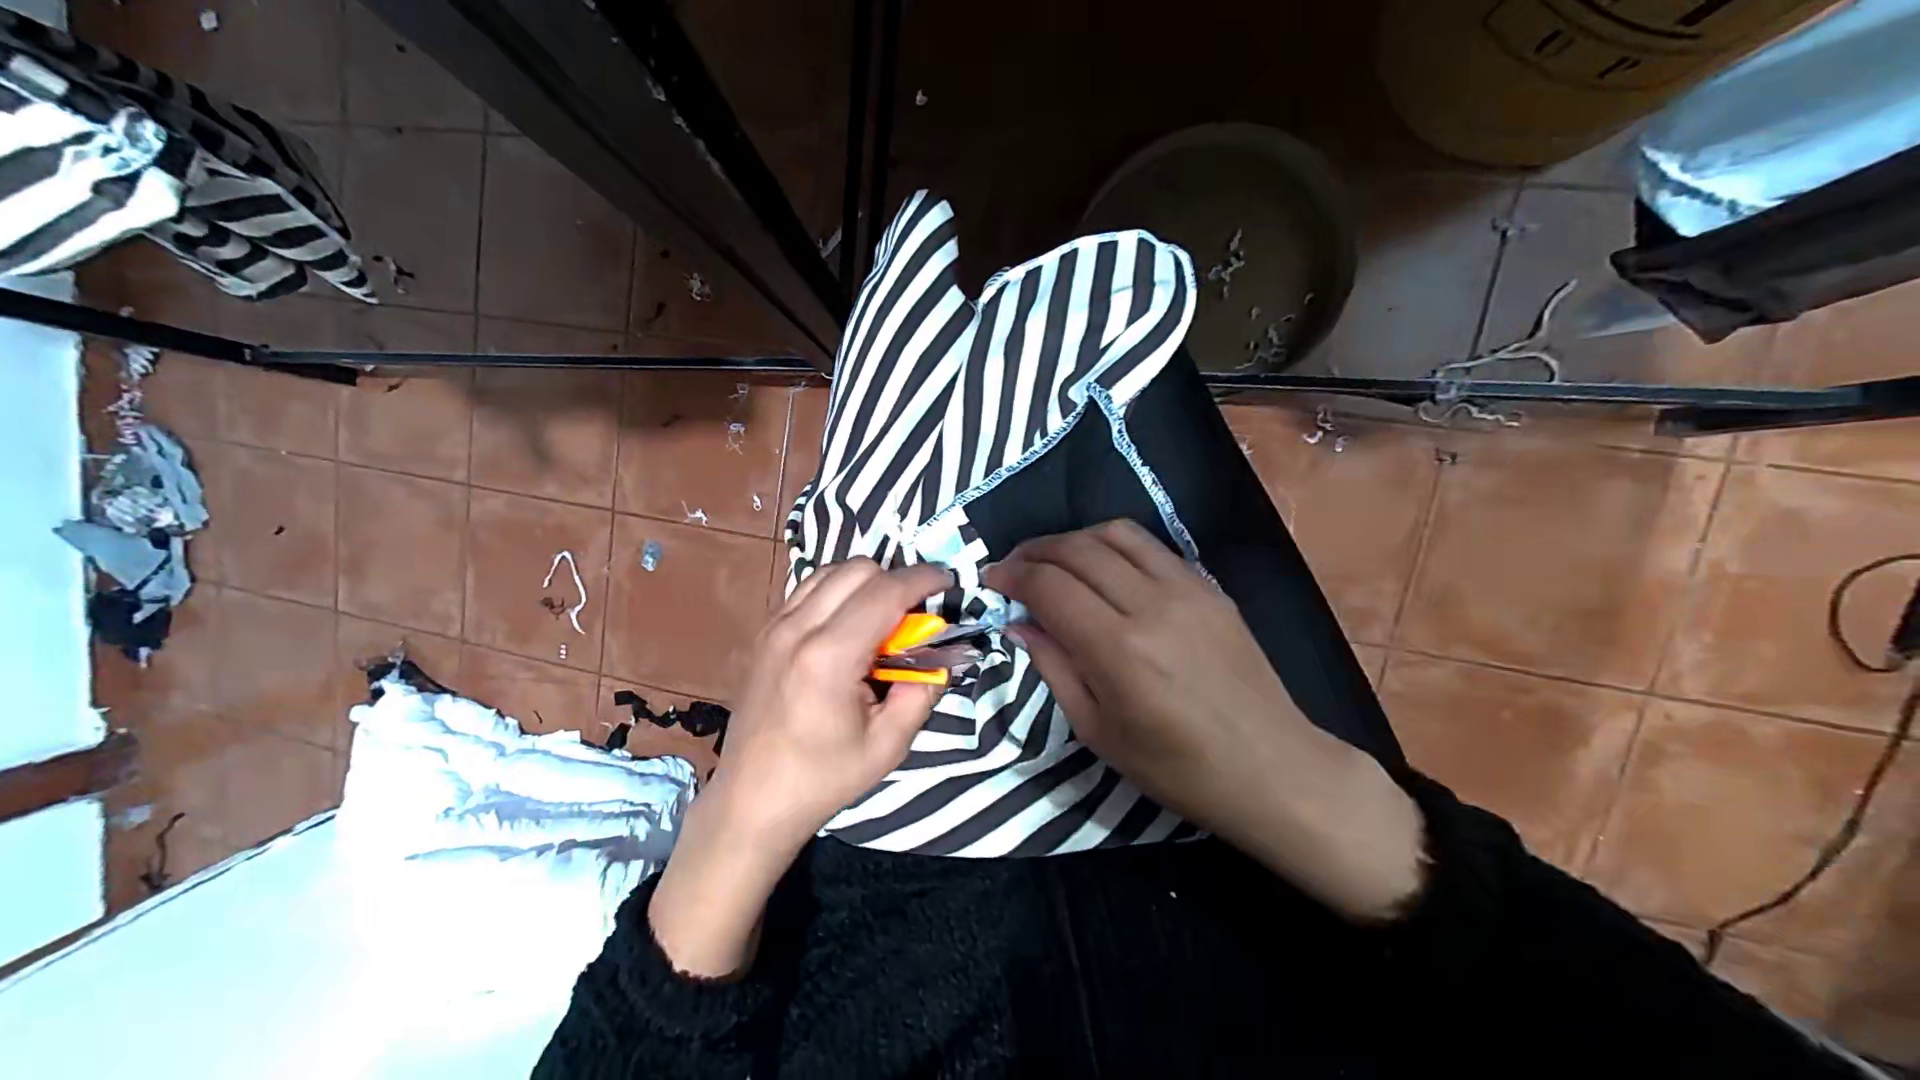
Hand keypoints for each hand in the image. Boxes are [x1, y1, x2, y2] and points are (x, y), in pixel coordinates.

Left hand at [649, 558, 950, 976]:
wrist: (751, 799)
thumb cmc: (823, 779)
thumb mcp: (889, 745)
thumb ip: (922, 691)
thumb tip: (944, 653)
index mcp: (829, 657)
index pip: (885, 592)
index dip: (923, 579)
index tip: (947, 583)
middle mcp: (797, 629)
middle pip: (857, 569)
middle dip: (895, 580)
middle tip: (915, 613)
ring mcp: (774, 627)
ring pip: (830, 572)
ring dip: (865, 582)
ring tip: (883, 618)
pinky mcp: (764, 633)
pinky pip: (808, 590)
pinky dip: (837, 592)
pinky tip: (848, 627)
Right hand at [985, 520, 1424, 920]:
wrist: (1271, 767)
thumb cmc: (1176, 767)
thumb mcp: (1097, 731)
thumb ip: (1053, 667)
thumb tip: (1019, 622)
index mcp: (1118, 650)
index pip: (1049, 586)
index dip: (1012, 576)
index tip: (991, 580)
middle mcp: (1151, 605)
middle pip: (1077, 549)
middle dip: (1034, 551)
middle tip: (1012, 567)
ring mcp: (1187, 589)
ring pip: (1115, 533)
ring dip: (1073, 539)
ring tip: (1052, 560)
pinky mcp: (1209, 586)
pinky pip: (1151, 546)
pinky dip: (1114, 544)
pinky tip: (1101, 565)